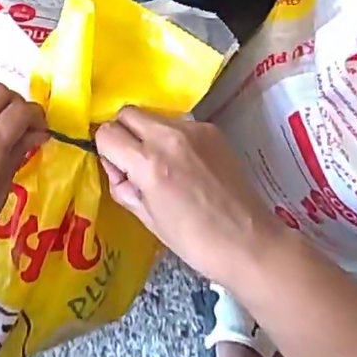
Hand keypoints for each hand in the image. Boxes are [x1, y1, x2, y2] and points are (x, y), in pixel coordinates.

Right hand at [93, 108, 283, 287]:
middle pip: (126, 113)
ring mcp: (192, 129)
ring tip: (164, 164)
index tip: (118, 170)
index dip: (105, 150)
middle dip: (123, 133)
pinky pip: (178, 123)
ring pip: (153, 115)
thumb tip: (117, 168)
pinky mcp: (211, 130)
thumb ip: (124, 187)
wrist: (250, 243)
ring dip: (147, 133)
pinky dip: (172, 138)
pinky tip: (187, 164)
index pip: (107, 132)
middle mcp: (168, 136)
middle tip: (134, 162)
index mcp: (149, 163)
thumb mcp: (148, 219)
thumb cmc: (195, 241)